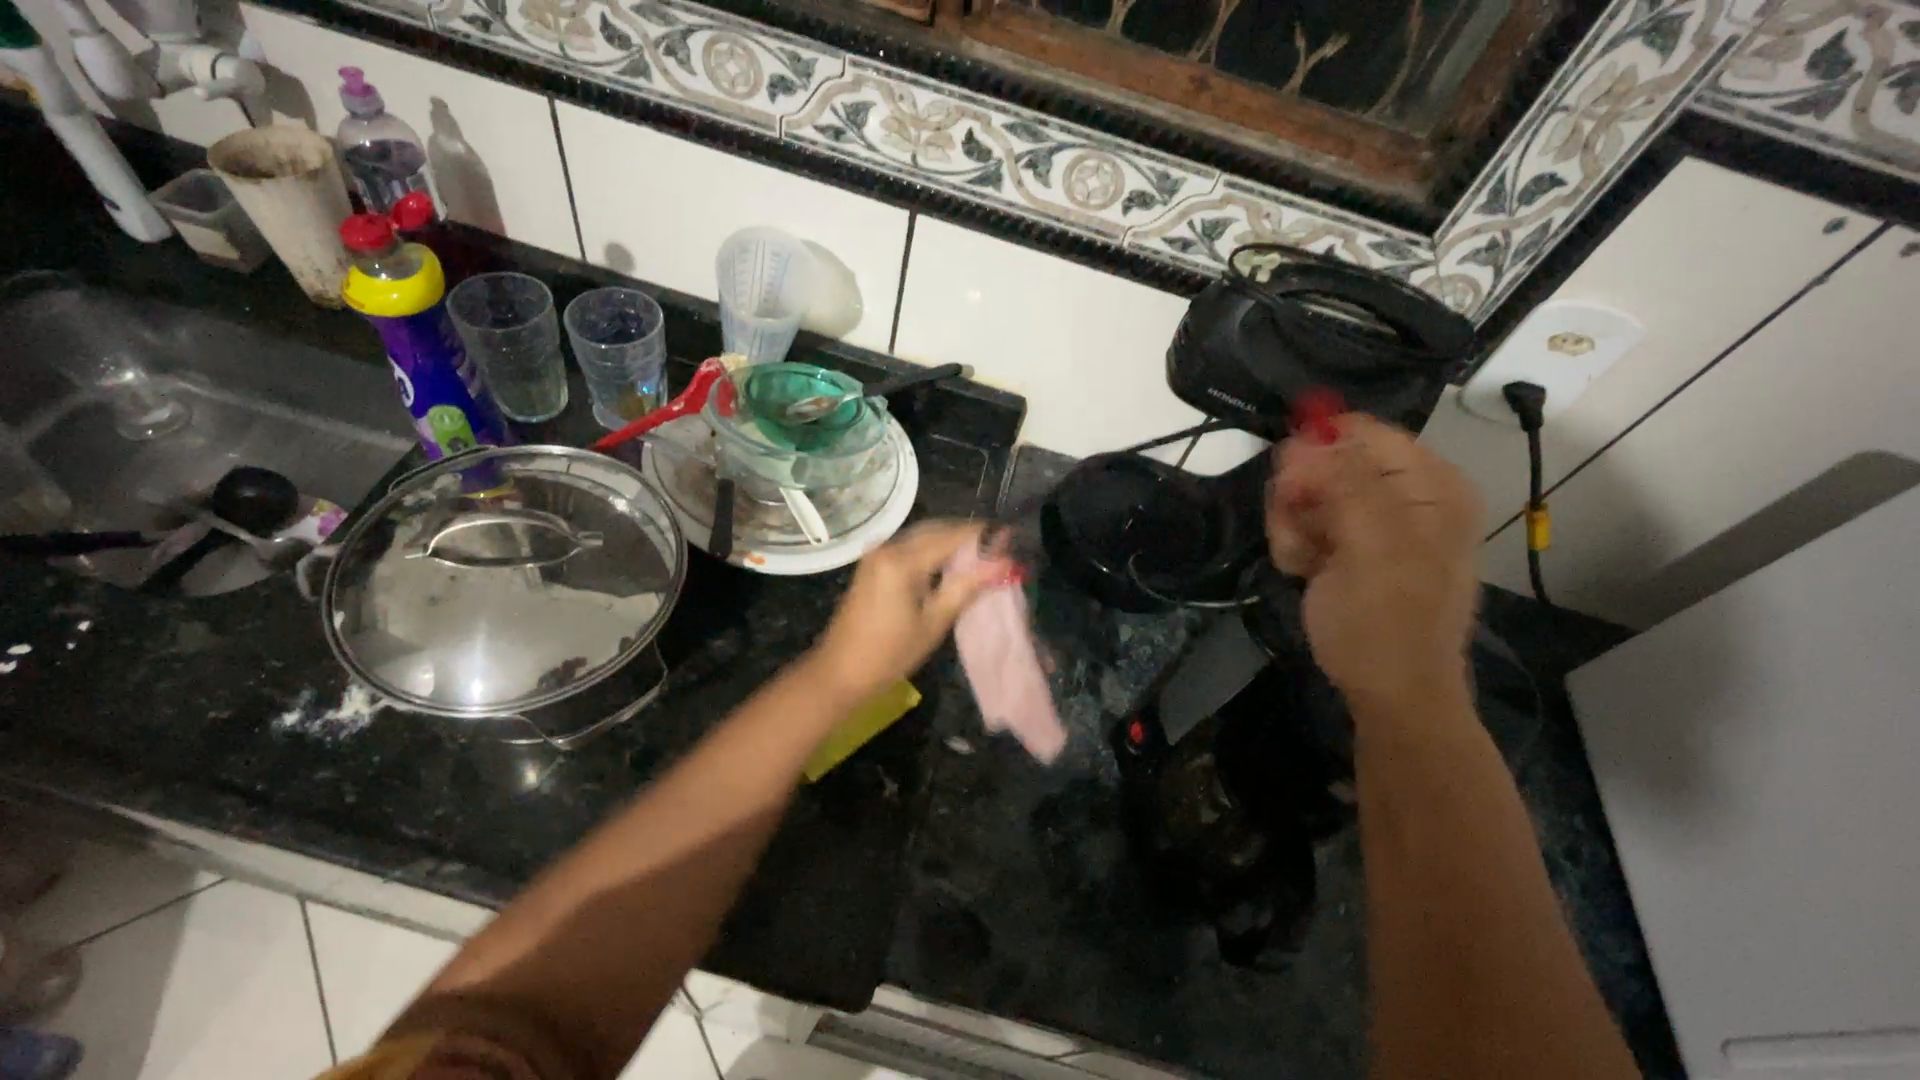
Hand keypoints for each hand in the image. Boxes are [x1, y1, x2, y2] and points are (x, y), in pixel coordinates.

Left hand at [805, 521, 1009, 702]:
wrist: (840, 672)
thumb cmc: (890, 653)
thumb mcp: (935, 622)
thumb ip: (968, 586)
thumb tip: (1004, 564)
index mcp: (902, 560)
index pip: (952, 536)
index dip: (984, 535)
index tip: (1013, 537)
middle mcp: (888, 546)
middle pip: (937, 529)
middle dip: (969, 535)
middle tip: (1001, 547)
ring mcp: (877, 553)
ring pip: (924, 535)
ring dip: (952, 542)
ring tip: (983, 556)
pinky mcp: (874, 564)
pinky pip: (911, 546)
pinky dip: (934, 550)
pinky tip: (953, 565)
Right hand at [1265, 414, 1481, 713]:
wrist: (1392, 695)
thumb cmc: (1386, 624)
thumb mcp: (1371, 546)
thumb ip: (1344, 482)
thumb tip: (1307, 436)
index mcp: (1429, 484)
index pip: (1359, 432)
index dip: (1317, 454)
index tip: (1292, 491)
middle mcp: (1406, 494)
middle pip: (1327, 461)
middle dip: (1301, 498)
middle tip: (1303, 538)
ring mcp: (1377, 521)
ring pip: (1308, 493)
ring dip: (1294, 526)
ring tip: (1307, 563)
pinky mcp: (1351, 545)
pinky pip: (1308, 522)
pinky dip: (1298, 545)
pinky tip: (1307, 572)